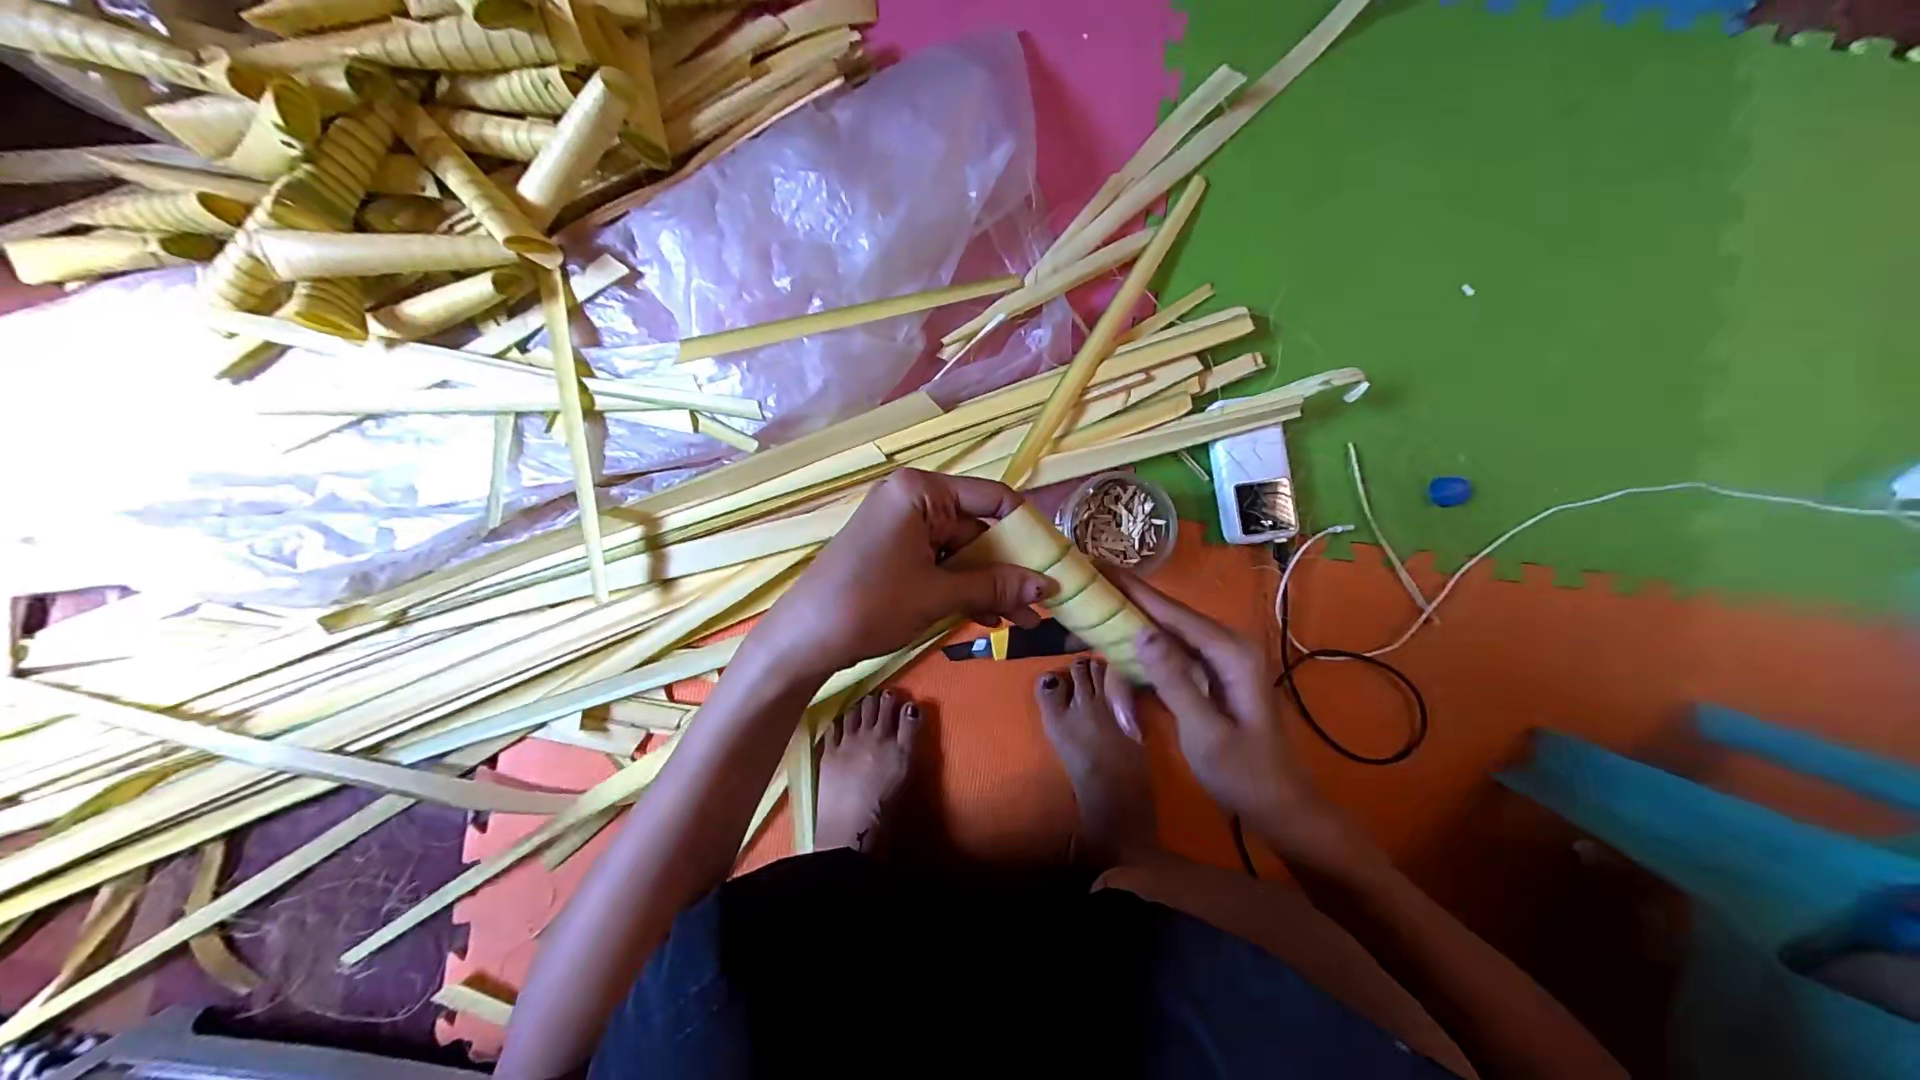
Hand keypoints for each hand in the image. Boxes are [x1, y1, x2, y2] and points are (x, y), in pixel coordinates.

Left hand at [751, 470, 1054, 678]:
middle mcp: (912, 499)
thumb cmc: (870, 604)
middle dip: (1009, 567)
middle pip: (978, 527)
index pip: (993, 498)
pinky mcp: (894, 552)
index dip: (1027, 529)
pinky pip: (940, 564)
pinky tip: (989, 617)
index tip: (1054, 560)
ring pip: (961, 552)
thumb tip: (1047, 586)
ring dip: (990, 584)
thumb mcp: (938, 595)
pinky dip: (962, 587)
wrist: (802, 639)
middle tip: (1043, 601)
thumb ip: (994, 585)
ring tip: (1023, 620)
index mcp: (920, 492)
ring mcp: (901, 527)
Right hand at [1110, 571, 1333, 840]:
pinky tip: (1122, 681)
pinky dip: (1142, 672)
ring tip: (1103, 674)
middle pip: (1162, 621)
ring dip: (1130, 663)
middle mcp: (1225, 646)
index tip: (1097, 564)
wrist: (1281, 808)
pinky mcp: (1209, 677)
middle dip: (1121, 624)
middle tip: (1080, 622)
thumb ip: (1173, 680)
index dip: (1132, 588)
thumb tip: (1140, 633)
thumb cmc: (1245, 774)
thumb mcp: (1204, 732)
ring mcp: (1217, 661)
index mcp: (1230, 652)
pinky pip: (1167, 661)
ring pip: (1160, 643)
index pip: (1171, 611)